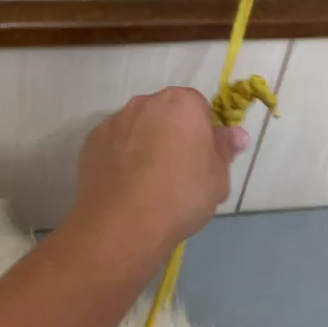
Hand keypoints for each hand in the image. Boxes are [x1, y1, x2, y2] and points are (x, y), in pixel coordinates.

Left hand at [67, 88, 248, 269]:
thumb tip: (236, 134)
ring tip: (150, 185)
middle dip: (173, 136)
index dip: (203, 133)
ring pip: (137, 129)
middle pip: (165, 115)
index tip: (203, 160)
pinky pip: (114, 146)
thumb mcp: (218, 177)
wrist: (124, 223)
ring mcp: (114, 122)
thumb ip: (224, 149)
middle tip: (180, 174)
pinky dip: (120, 159)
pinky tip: (127, 188)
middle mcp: (144, 103)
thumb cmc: (182, 195)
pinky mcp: (91, 143)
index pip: (198, 107)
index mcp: (181, 104)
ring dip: (145, 146)